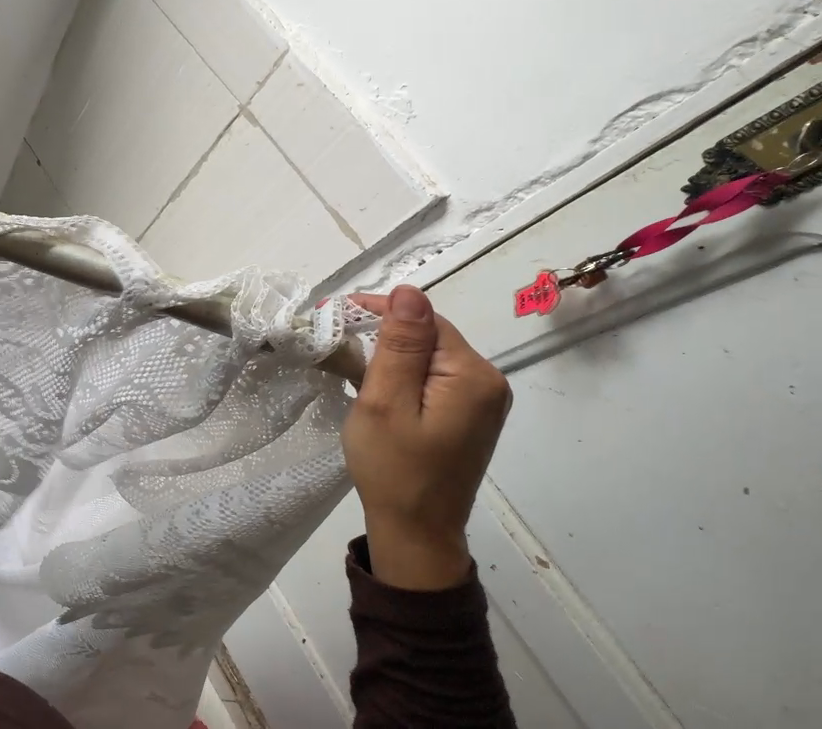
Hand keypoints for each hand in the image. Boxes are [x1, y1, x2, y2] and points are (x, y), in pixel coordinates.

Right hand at [344, 285, 511, 590]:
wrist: (416, 530)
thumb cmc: (394, 467)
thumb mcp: (384, 401)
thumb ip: (399, 345)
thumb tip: (409, 292)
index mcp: (472, 376)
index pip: (425, 320)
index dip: (380, 312)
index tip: (332, 314)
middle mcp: (488, 383)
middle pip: (430, 336)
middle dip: (382, 332)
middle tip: (332, 339)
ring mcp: (481, 401)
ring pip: (429, 356)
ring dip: (389, 353)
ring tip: (346, 361)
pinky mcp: (468, 416)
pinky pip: (432, 377)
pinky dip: (401, 373)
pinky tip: (374, 384)